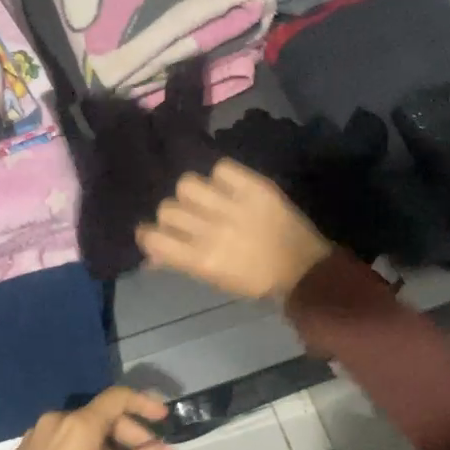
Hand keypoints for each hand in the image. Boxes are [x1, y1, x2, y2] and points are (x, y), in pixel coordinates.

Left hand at [0, 388, 175, 449]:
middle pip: (101, 414)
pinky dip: (84, 448)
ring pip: (81, 427)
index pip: (117, 398)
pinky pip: (63, 438)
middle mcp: (56, 420)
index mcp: (77, 426)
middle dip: (129, 432)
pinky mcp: (27, 449)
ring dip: (107, 443)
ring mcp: (37, 433)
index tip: (163, 419)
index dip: (144, 404)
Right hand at [136, 159, 332, 299]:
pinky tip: (227, 188)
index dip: (147, 233)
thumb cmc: (253, 281)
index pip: (154, 237)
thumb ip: (179, 262)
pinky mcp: (254, 187)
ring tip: (206, 200)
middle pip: (168, 208)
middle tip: (187, 219)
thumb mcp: (212, 278)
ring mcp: (233, 206)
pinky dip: (220, 176)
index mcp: (201, 259)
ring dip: (191, 193)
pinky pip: (221, 168)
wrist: (303, 268)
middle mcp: (212, 230)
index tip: (154, 233)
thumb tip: (150, 254)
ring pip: (187, 184)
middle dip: (172, 214)